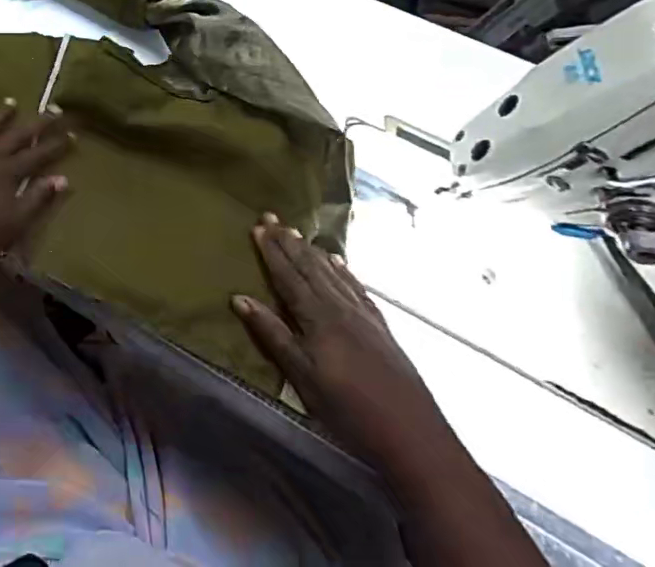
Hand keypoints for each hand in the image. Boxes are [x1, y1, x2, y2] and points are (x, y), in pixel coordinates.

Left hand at [0, 103, 71, 272]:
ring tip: (12, 102)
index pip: (39, 154)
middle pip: (18, 134)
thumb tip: (62, 178)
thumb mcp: (15, 222)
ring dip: (2, 113)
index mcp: (9, 171)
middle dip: (38, 122)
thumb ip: (38, 198)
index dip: (56, 144)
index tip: (71, 133)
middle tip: (53, 109)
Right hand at [232, 215, 451, 473]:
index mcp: (319, 317)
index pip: (289, 276)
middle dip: (289, 242)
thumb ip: (272, 334)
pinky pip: (357, 289)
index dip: (271, 251)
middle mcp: (341, 308)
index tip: (257, 226)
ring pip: (334, 274)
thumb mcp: (302, 375)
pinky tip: (339, 264)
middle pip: (311, 268)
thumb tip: (238, 297)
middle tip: (272, 216)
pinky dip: (344, 272)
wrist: (416, 438)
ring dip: (313, 252)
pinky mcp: (382, 329)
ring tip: (298, 232)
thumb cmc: (349, 409)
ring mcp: (365, 317)